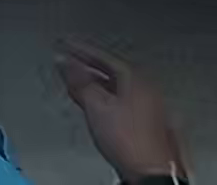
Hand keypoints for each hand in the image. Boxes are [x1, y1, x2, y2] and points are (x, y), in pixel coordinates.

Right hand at [56, 38, 184, 182]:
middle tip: (68, 61)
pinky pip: (122, 103)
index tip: (64, 44)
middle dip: (87, 67)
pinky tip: (93, 104)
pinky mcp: (149, 129)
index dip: (81, 49)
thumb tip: (64, 60)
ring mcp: (151, 113)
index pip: (105, 57)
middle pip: (113, 73)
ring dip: (94, 84)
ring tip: (75, 83)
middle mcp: (149, 94)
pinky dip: (104, 98)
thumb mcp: (93, 102)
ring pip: (117, 89)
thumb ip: (77, 77)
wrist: (151, 176)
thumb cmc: (129, 140)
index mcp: (139, 82)